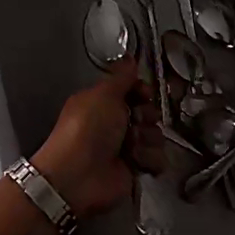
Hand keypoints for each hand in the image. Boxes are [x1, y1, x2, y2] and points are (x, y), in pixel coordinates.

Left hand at [32, 60, 141, 217]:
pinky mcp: (135, 169)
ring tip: (131, 146)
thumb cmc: (87, 129)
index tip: (145, 94)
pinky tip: (136, 161)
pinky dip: (148, 160)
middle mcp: (115, 123)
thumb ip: (121, 77)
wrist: (78, 175)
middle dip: (147, 116)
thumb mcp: (103, 94)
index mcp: (103, 102)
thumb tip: (129, 58)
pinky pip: (157, 159)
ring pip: (155, 136)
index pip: (134, 90)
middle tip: (135, 122)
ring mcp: (126, 146)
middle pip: (149, 112)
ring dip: (147, 140)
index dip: (143, 91)